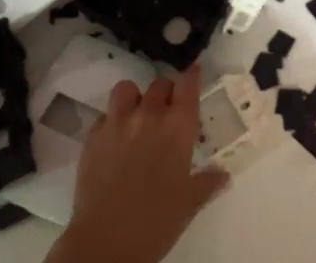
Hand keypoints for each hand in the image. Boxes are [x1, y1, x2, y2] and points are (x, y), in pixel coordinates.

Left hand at [44, 65, 228, 262]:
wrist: (106, 241)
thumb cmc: (157, 221)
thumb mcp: (189, 203)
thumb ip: (207, 183)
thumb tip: (223, 175)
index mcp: (178, 126)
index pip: (188, 84)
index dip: (192, 76)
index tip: (194, 74)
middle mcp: (149, 115)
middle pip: (159, 84)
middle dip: (166, 93)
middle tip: (167, 111)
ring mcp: (118, 123)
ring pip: (126, 89)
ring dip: (134, 97)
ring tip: (136, 115)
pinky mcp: (92, 137)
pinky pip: (104, 116)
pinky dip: (111, 121)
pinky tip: (114, 141)